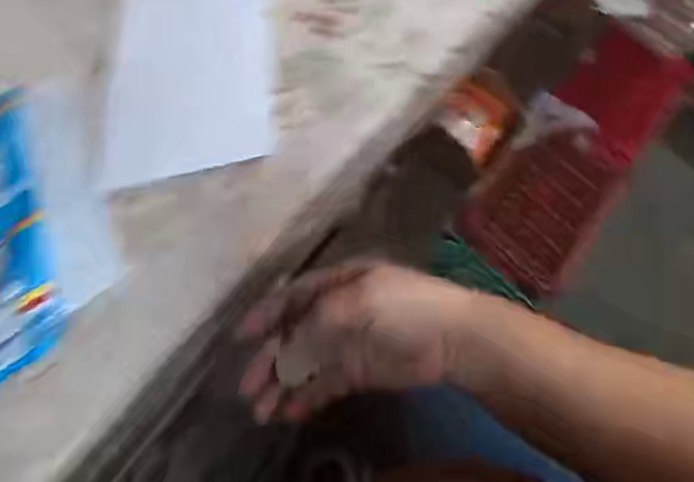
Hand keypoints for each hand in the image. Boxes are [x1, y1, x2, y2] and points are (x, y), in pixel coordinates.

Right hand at [236, 261, 480, 422]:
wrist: (452, 338)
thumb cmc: (406, 305)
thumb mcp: (361, 300)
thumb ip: (319, 320)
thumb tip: (286, 346)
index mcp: (339, 282)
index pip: (295, 295)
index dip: (267, 312)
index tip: (241, 336)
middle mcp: (339, 310)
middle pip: (295, 333)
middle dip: (270, 358)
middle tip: (248, 388)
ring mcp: (349, 341)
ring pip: (306, 362)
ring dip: (283, 384)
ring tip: (262, 412)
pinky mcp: (360, 370)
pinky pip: (325, 383)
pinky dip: (306, 397)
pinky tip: (289, 412)